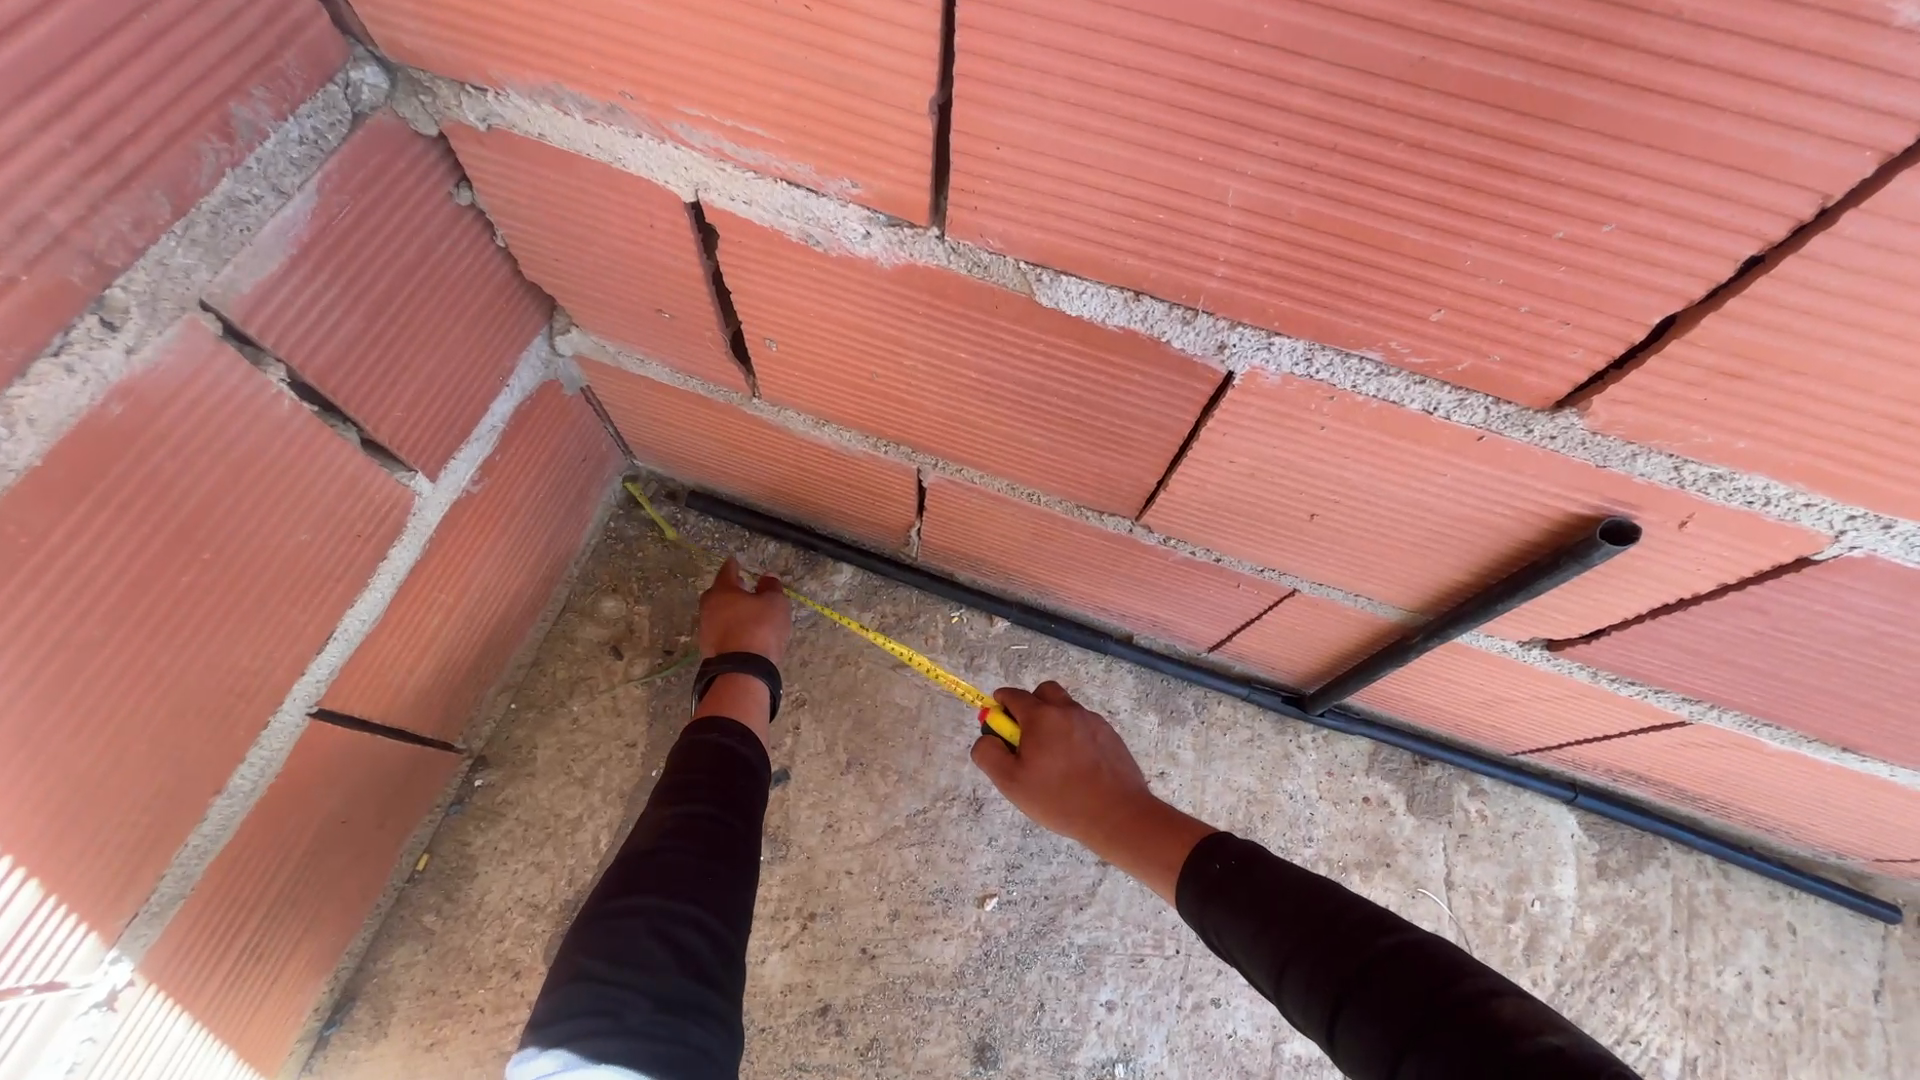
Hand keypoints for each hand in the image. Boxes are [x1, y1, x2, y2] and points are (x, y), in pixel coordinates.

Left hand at [698, 557, 791, 661]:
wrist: (742, 670)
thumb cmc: (760, 628)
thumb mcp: (775, 603)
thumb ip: (771, 587)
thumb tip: (768, 577)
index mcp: (722, 591)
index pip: (727, 572)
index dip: (733, 565)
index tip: (734, 560)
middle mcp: (709, 607)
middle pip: (718, 593)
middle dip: (730, 588)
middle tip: (741, 585)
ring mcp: (706, 629)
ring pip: (718, 612)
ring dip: (730, 609)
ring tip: (744, 610)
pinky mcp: (709, 648)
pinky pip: (721, 630)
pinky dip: (730, 626)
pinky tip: (742, 630)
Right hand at [970, 682, 1152, 846]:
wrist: (1117, 814)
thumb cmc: (1059, 798)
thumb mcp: (1011, 782)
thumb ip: (989, 754)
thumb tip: (986, 737)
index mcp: (1041, 716)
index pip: (1013, 695)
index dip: (1000, 705)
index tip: (997, 725)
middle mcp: (1068, 710)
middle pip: (1044, 692)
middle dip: (1030, 705)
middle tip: (1026, 738)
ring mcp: (1093, 721)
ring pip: (1066, 709)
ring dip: (1053, 722)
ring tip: (1052, 759)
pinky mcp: (1111, 736)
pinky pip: (1085, 726)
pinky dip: (1074, 736)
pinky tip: (1076, 767)